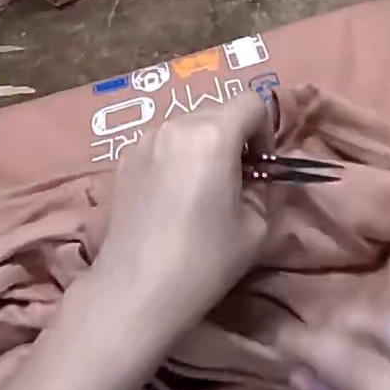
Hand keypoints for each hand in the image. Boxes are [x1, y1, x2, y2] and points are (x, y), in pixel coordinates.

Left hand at [90, 90, 272, 330]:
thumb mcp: (255, 227)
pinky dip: (176, 156)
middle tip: (237, 180)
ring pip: (188, 126)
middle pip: (218, 111)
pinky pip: (163, 143)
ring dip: (204, 145)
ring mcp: (145, 138)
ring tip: (201, 190)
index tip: (261, 165)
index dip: (265, 129)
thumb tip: (255, 174)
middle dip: (235, 137)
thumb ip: (263, 187)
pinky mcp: (124, 156)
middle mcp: (176, 124)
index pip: (251, 101)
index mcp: (212, 134)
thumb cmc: (204, 259)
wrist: (136, 288)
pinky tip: (171, 197)